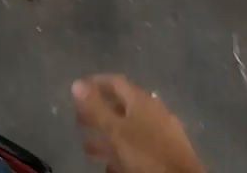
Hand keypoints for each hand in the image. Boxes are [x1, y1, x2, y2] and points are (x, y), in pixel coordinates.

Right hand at [71, 75, 205, 172]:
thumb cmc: (146, 154)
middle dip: (99, 113)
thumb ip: (95, 107)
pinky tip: (113, 165)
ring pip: (130, 128)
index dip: (95, 83)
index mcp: (141, 99)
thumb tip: (76, 83)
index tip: (78, 90)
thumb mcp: (114, 131)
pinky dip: (124, 150)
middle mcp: (154, 110)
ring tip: (89, 149)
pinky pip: (141, 145)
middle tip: (80, 122)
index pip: (114, 81)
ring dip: (108, 136)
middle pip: (121, 106)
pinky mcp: (170, 153)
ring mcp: (165, 132)